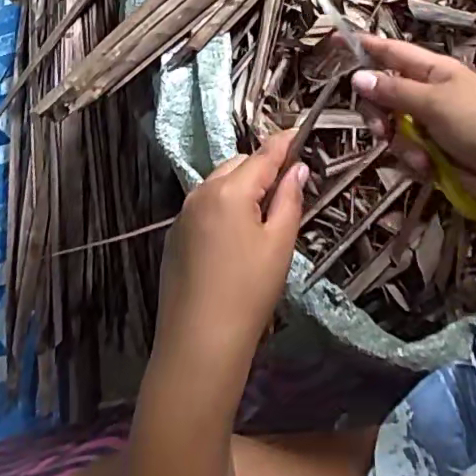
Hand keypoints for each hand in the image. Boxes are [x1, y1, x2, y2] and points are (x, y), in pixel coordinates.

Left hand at [156, 130, 308, 363]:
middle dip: (262, 169)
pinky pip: (204, 206)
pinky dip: (223, 207)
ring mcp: (184, 213)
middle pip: (239, 164)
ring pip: (219, 183)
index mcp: (230, 190)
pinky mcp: (175, 234)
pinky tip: (234, 240)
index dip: (284, 142)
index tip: (299, 133)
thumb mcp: (279, 245)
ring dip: (241, 187)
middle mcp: (201, 192)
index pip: (263, 154)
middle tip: (287, 190)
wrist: (199, 342)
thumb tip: (297, 169)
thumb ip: (289, 200)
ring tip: (263, 217)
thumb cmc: (249, 292)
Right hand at [351, 35, 475, 212]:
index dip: (364, 46)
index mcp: (434, 71)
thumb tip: (358, 77)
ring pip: (392, 128)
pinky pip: (406, 152)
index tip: (335, 41)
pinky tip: (430, 169)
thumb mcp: (435, 104)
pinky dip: (414, 162)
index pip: (391, 52)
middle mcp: (429, 94)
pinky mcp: (434, 153)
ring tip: (420, 157)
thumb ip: (393, 92)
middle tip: (381, 129)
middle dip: (379, 114)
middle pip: (383, 95)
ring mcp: (431, 125)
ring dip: (400, 145)